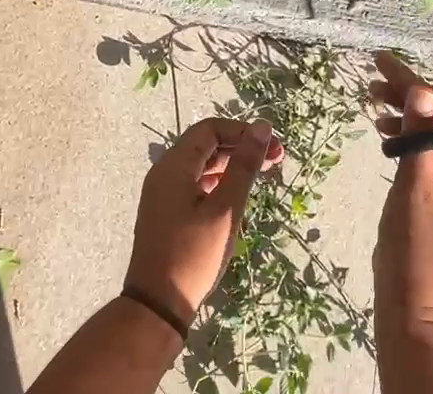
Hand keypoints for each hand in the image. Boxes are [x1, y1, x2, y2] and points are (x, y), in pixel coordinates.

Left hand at [124, 117, 283, 332]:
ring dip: (230, 165)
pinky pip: (193, 183)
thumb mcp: (226, 209)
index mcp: (174, 165)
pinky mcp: (165, 212)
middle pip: (205, 145)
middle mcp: (164, 172)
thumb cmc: (193, 254)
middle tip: (276, 160)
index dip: (242, 131)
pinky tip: (235, 195)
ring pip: (200, 165)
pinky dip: (217, 182)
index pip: (210, 129)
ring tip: (261, 175)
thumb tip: (262, 127)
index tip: (272, 146)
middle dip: (240, 147)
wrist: (156, 305)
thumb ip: (244, 166)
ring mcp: (162, 193)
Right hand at [371, 52, 432, 324]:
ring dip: (408, 110)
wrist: (407, 305)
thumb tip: (421, 92)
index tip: (416, 90)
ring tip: (373, 93)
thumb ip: (419, 140)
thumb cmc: (419, 253)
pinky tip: (382, 125)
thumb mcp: (417, 191)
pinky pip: (427, 148)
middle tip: (383, 73)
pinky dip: (405, 133)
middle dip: (421, 97)